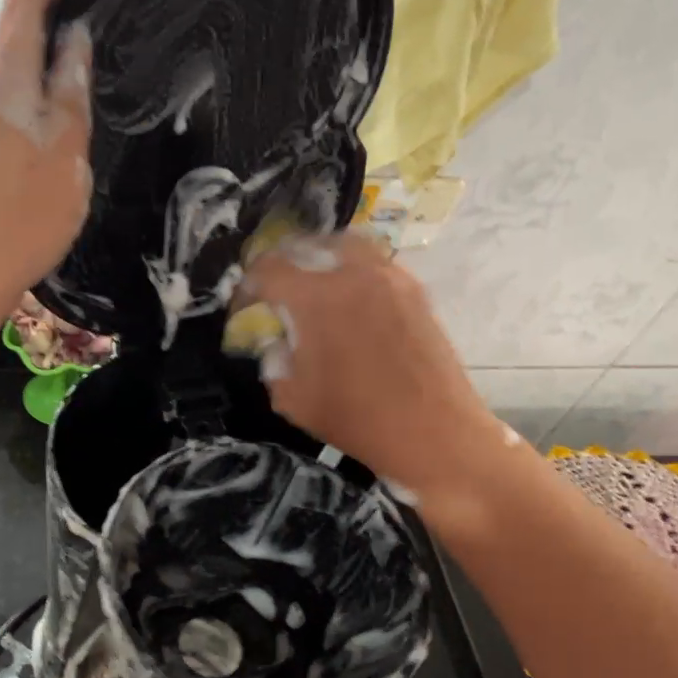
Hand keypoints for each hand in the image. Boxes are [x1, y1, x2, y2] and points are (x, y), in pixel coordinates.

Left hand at [0, 0, 93, 318]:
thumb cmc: (24, 219)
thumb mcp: (66, 156)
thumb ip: (70, 94)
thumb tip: (74, 42)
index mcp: (3, 83)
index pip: (23, 2)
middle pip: (16, 44)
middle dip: (57, 44)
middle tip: (99, 67)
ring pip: (11, 86)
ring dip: (44, 88)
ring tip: (81, 118)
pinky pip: (2, 117)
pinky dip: (29, 117)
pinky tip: (49, 152)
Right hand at [243, 233, 510, 499]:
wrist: (433, 432)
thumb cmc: (356, 419)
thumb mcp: (293, 399)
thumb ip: (275, 362)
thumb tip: (277, 344)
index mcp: (315, 298)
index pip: (268, 269)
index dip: (248, 286)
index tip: (244, 307)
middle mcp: (353, 275)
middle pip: (309, 246)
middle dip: (285, 263)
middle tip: (276, 289)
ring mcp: (390, 279)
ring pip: (347, 248)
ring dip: (323, 261)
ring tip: (314, 288)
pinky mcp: (416, 292)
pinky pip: (376, 266)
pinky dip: (355, 273)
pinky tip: (351, 304)